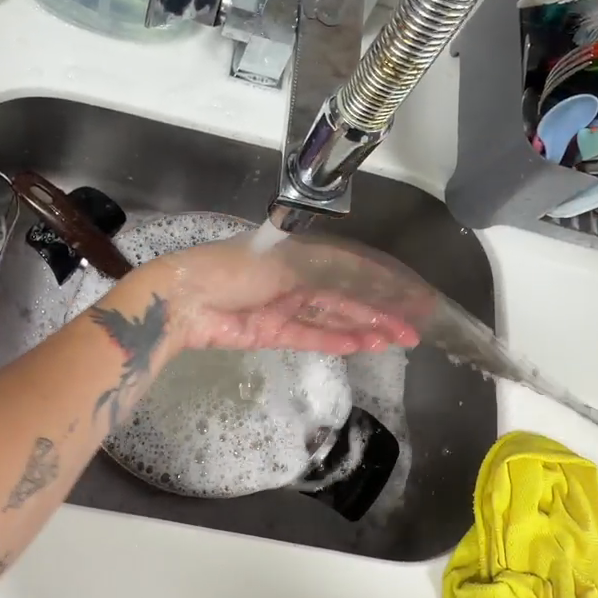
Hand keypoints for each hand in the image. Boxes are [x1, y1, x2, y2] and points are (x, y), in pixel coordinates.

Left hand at [131, 233, 423, 356]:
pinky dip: (338, 339)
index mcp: (297, 251)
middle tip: (413, 327)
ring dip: (365, 327)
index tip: (410, 293)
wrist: (185, 301)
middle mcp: (294, 277)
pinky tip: (365, 345)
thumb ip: (325, 272)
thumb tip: (367, 276)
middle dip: (379, 309)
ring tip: (398, 340)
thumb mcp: (283, 262)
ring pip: (334, 317)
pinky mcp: (273, 332)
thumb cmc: (233, 270)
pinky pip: (313, 335)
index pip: (349, 266)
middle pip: (345, 294)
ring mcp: (284, 305)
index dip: (381, 280)